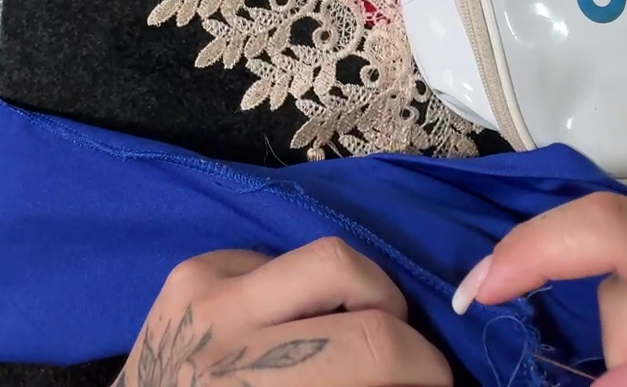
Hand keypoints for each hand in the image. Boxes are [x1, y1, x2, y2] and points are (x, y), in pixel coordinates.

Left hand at [118, 238, 452, 386]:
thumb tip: (422, 379)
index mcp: (258, 386)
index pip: (372, 345)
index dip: (427, 366)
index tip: (437, 383)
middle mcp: (225, 323)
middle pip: (343, 268)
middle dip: (397, 313)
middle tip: (404, 355)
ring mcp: (200, 286)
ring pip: (315, 253)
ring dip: (352, 294)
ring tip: (355, 332)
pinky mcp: (189, 270)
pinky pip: (274, 261)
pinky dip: (299, 294)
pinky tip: (290, 330)